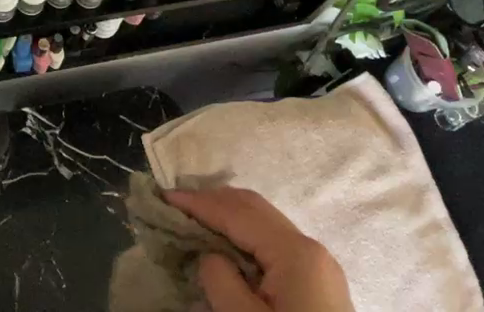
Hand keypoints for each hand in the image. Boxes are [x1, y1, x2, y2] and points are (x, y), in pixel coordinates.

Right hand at [163, 186, 353, 311]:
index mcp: (296, 253)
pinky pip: (275, 247)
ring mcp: (319, 267)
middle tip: (176, 204)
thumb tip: (211, 256)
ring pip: (266, 225)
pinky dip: (246, 239)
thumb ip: (220, 280)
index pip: (237, 213)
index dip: (198, 203)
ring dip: (229, 219)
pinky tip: (227, 249)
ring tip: (195, 221)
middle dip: (214, 202)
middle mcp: (311, 249)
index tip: (164, 197)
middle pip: (254, 209)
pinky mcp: (319, 286)